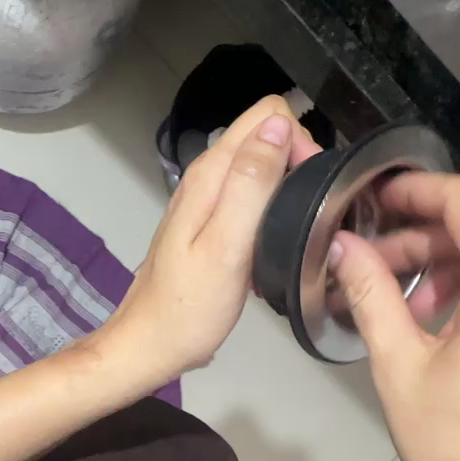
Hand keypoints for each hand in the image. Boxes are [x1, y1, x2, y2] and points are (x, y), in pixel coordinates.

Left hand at [86, 96, 318, 385]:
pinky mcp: (208, 227)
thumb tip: (278, 127)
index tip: (309, 189)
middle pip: (265, 138)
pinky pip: (249, 202)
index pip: (267, 115)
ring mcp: (204, 203)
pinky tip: (268, 251)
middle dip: (296, 164)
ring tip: (289, 236)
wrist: (150, 345)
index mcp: (209, 175)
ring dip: (284, 193)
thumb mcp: (227, 246)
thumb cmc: (189, 308)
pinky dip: (268, 217)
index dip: (298, 141)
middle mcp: (205, 179)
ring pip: (260, 171)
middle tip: (303, 217)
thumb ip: (251, 184)